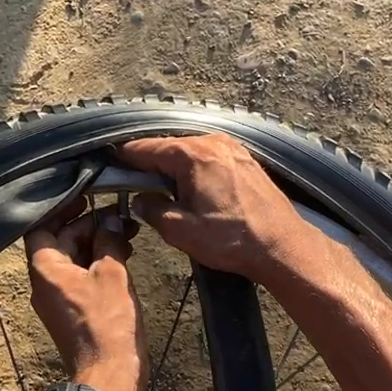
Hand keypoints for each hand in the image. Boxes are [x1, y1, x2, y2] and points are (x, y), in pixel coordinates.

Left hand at [25, 204, 145, 390]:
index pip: (41, 226)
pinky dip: (97, 265)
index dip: (63, 209)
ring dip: (96, 245)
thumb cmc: (108, 324)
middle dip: (89, 226)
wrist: (110, 373)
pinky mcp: (71, 313)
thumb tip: (111, 221)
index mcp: (44, 270)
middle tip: (119, 217)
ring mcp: (56, 300)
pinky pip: (79, 279)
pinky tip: (123, 258)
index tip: (86, 197)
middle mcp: (43, 284)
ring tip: (127, 235)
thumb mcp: (112, 273)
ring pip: (72, 261)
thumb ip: (109, 241)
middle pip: (59, 242)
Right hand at [117, 135, 316, 283]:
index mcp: (192, 155)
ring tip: (161, 188)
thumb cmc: (232, 239)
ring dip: (174, 167)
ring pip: (191, 152)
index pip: (147, 148)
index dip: (125, 157)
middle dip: (150, 163)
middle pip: (169, 147)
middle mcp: (213, 144)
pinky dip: (195, 169)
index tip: (110, 162)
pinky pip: (210, 158)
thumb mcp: (180, 230)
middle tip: (133, 181)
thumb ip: (153, 210)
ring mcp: (233, 150)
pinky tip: (191, 188)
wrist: (281, 246)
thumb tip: (140, 201)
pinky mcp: (246, 161)